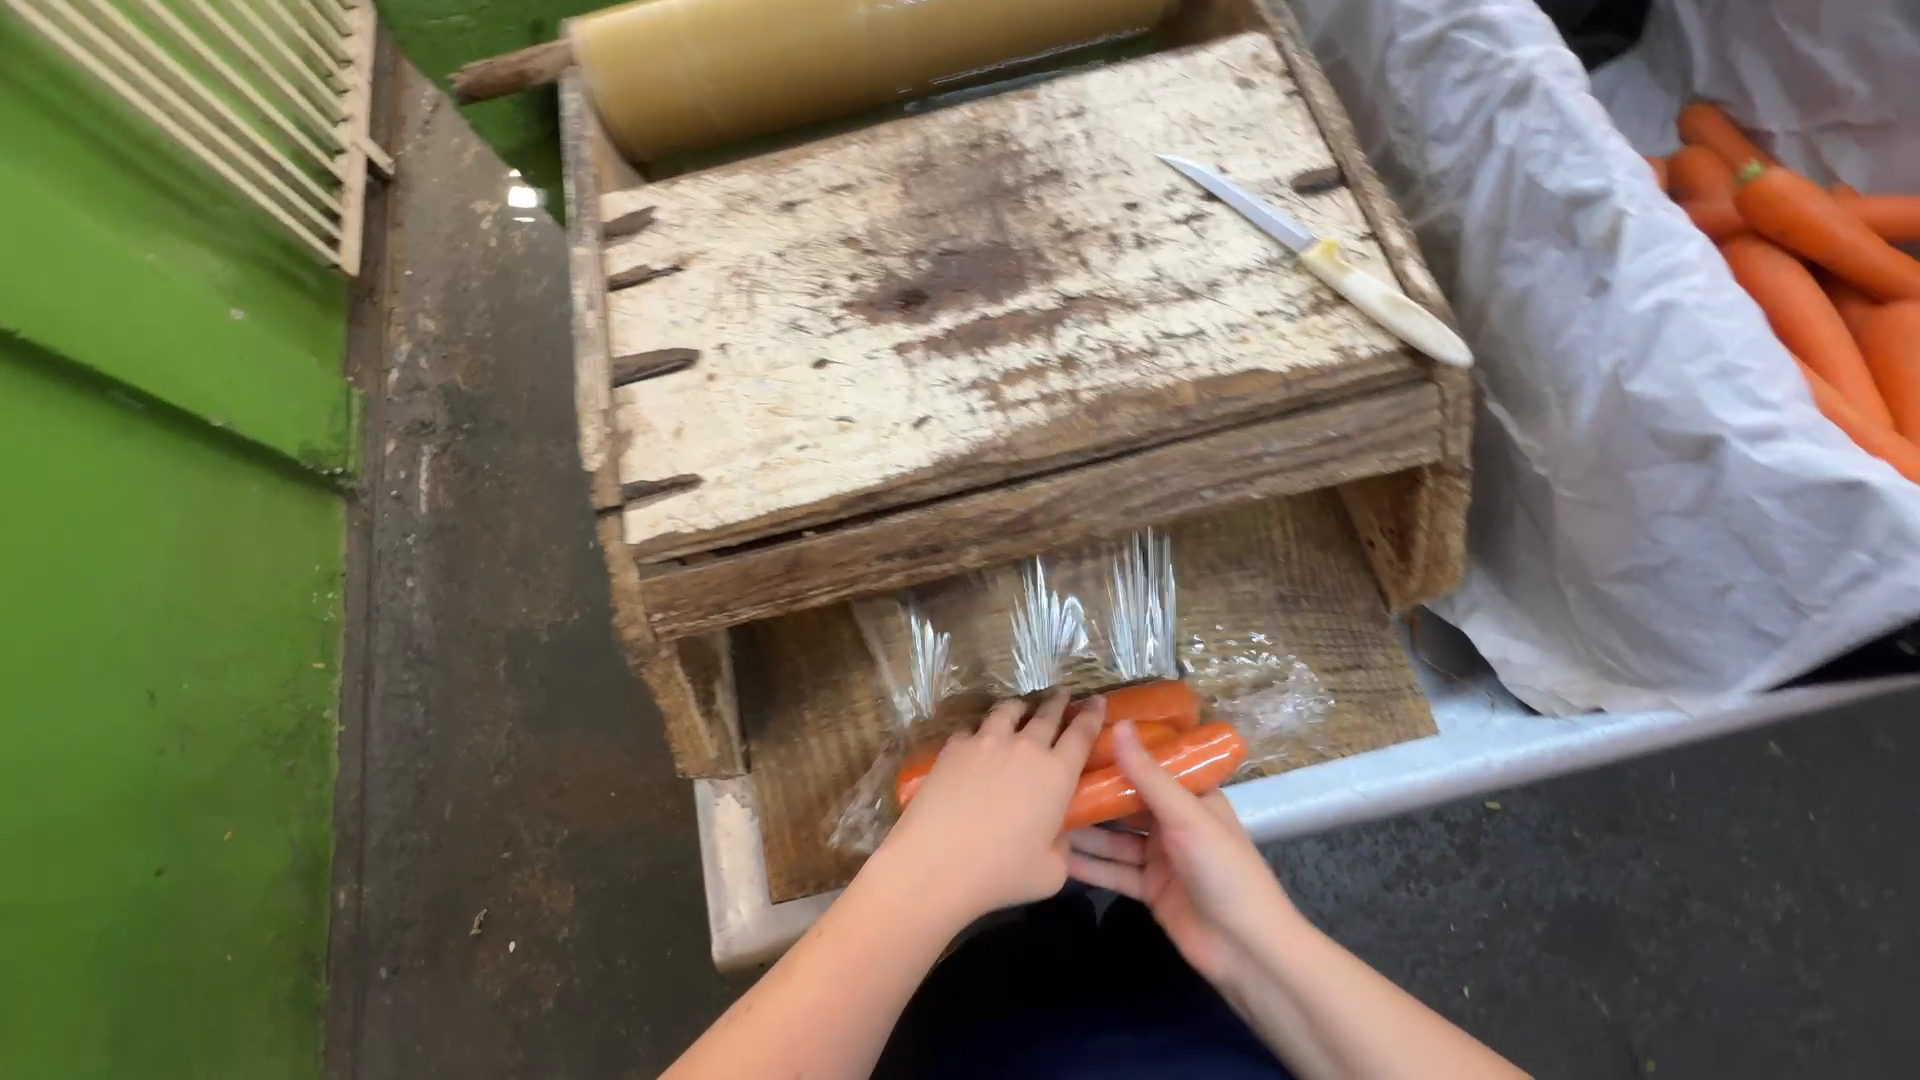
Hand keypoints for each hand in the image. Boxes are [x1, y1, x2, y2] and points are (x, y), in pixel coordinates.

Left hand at [873, 691, 1104, 927]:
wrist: (937, 862)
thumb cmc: (1001, 872)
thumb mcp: (1052, 871)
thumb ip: (1063, 844)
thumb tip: (1058, 829)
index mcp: (1057, 773)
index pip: (1082, 733)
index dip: (1092, 714)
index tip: (1097, 700)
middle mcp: (1026, 747)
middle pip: (1048, 713)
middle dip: (1059, 700)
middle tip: (1064, 693)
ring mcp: (987, 741)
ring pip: (1009, 710)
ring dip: (1021, 705)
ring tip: (1022, 706)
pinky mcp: (954, 745)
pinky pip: (973, 727)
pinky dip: (981, 728)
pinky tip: (978, 736)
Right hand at [1066, 720, 1299, 987]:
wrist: (1245, 949)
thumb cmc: (1224, 869)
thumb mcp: (1186, 815)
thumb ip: (1148, 775)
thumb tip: (1118, 724)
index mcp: (1192, 797)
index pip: (1150, 767)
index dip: (1117, 754)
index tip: (1078, 739)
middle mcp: (1175, 823)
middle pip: (1127, 804)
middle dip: (1093, 795)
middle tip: (1049, 780)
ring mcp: (1161, 858)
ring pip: (1116, 838)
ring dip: (1086, 831)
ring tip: (1045, 817)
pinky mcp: (1149, 889)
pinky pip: (1114, 871)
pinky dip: (1090, 866)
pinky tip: (1059, 857)